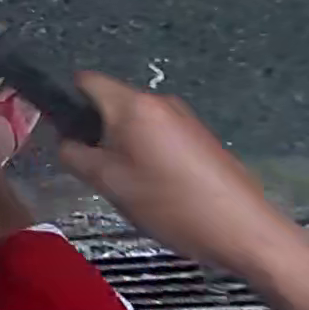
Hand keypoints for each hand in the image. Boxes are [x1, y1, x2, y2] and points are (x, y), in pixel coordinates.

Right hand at [59, 72, 298, 272]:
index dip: (66, 98)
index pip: (85, 80)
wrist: (244, 229)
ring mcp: (183, 116)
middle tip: (95, 166)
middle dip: (95, 127)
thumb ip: (74, 155)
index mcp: (131, 104)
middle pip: (110, 101)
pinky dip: (147, 150)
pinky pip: (158, 132)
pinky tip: (157, 187)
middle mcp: (157, 100)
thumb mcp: (109, 183)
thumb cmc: (169, 202)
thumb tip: (65, 141)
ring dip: (121, 142)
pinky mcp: (200, 136)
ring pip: (134, 119)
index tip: (63, 130)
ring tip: (127, 182)